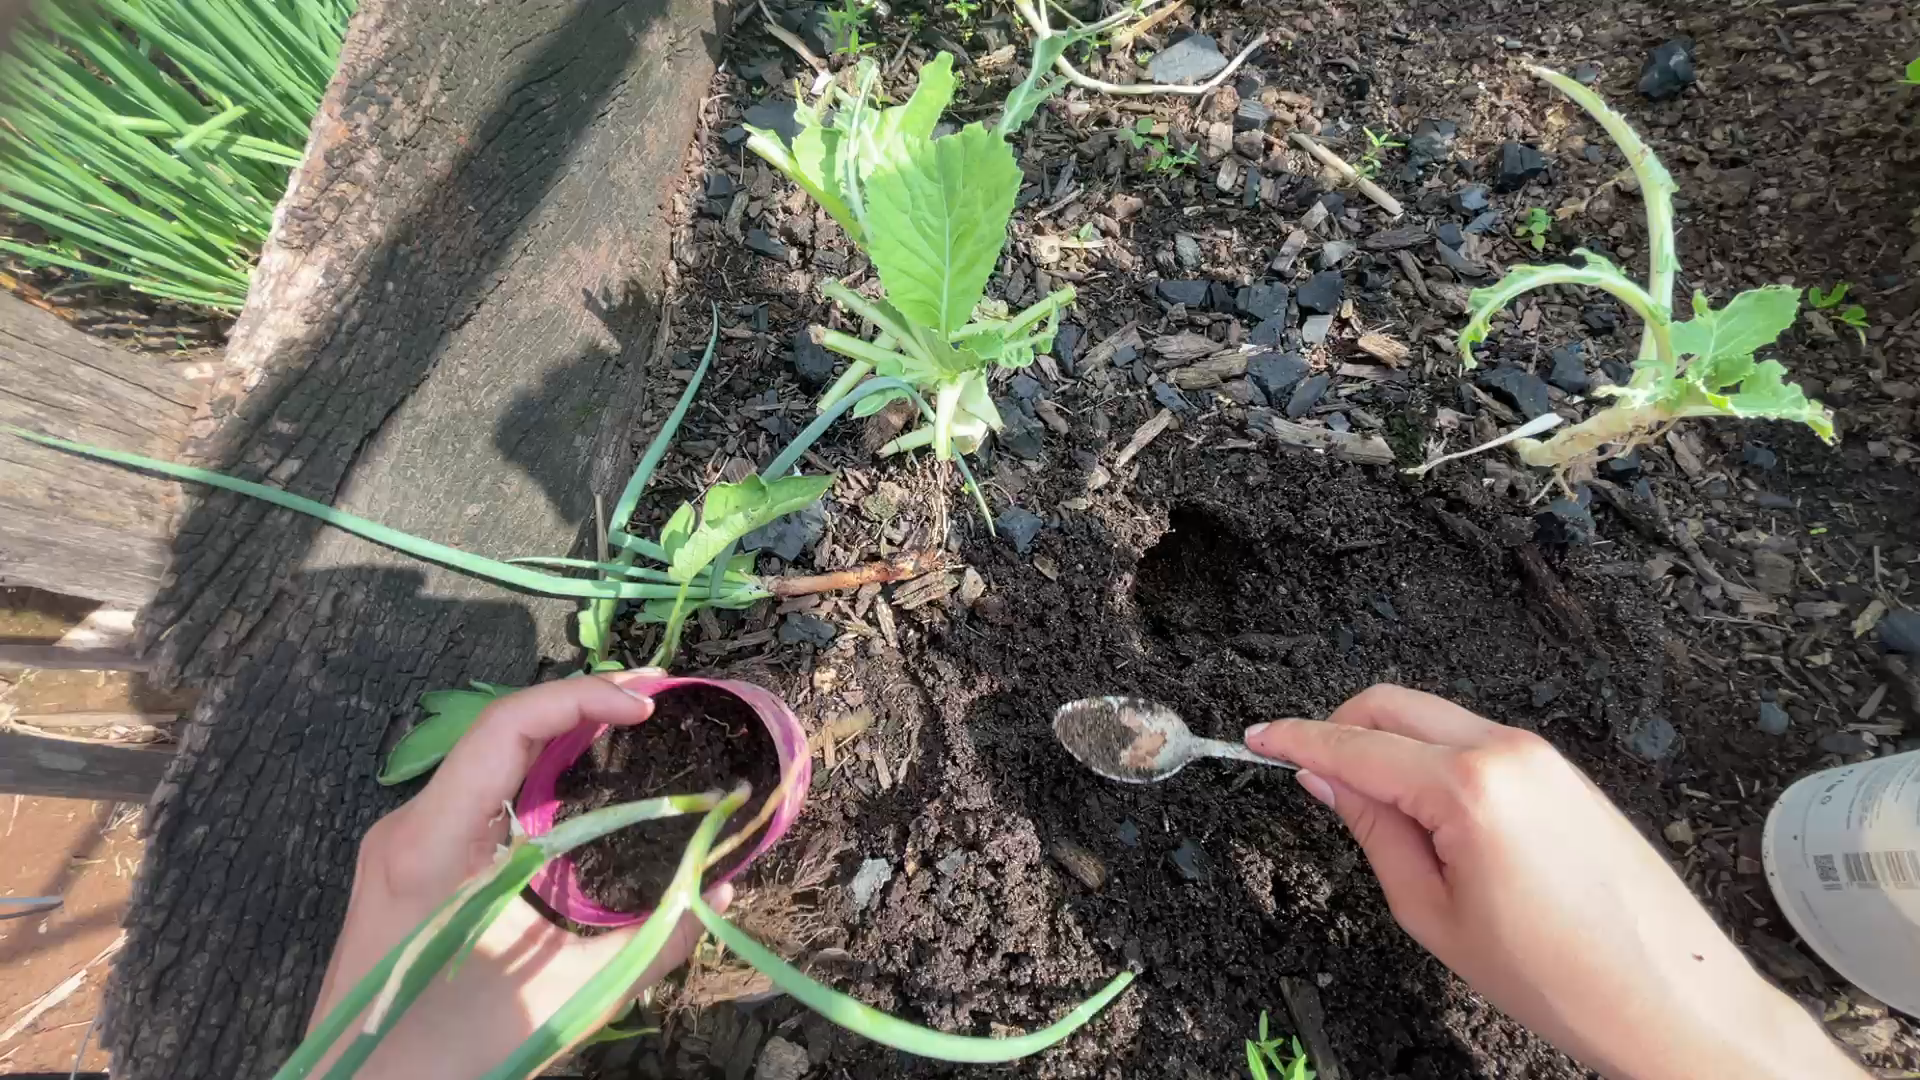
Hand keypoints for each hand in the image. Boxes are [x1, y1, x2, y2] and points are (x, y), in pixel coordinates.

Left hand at [310, 671, 730, 1079]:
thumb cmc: (448, 1053)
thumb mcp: (564, 1000)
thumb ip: (653, 945)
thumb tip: (723, 891)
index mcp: (433, 845)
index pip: (506, 729)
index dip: (581, 699)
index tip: (647, 708)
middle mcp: (412, 821)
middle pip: (505, 724)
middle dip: (587, 697)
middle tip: (661, 691)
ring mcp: (410, 830)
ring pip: (496, 743)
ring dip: (568, 719)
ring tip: (635, 712)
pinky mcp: (420, 844)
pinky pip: (489, 773)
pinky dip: (546, 751)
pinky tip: (588, 755)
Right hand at [1245, 684, 1863, 1079]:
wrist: (1686, 1011)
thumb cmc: (1558, 978)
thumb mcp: (1431, 909)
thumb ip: (1370, 827)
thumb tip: (1324, 779)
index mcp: (1466, 787)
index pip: (1353, 746)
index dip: (1294, 740)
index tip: (1256, 737)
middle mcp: (1502, 750)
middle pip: (1386, 703)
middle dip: (1337, 727)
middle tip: (1314, 775)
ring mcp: (1536, 753)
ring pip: (1424, 715)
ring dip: (1381, 742)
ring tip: (1379, 811)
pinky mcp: (1555, 767)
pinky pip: (1463, 735)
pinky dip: (1422, 753)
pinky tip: (1426, 809)